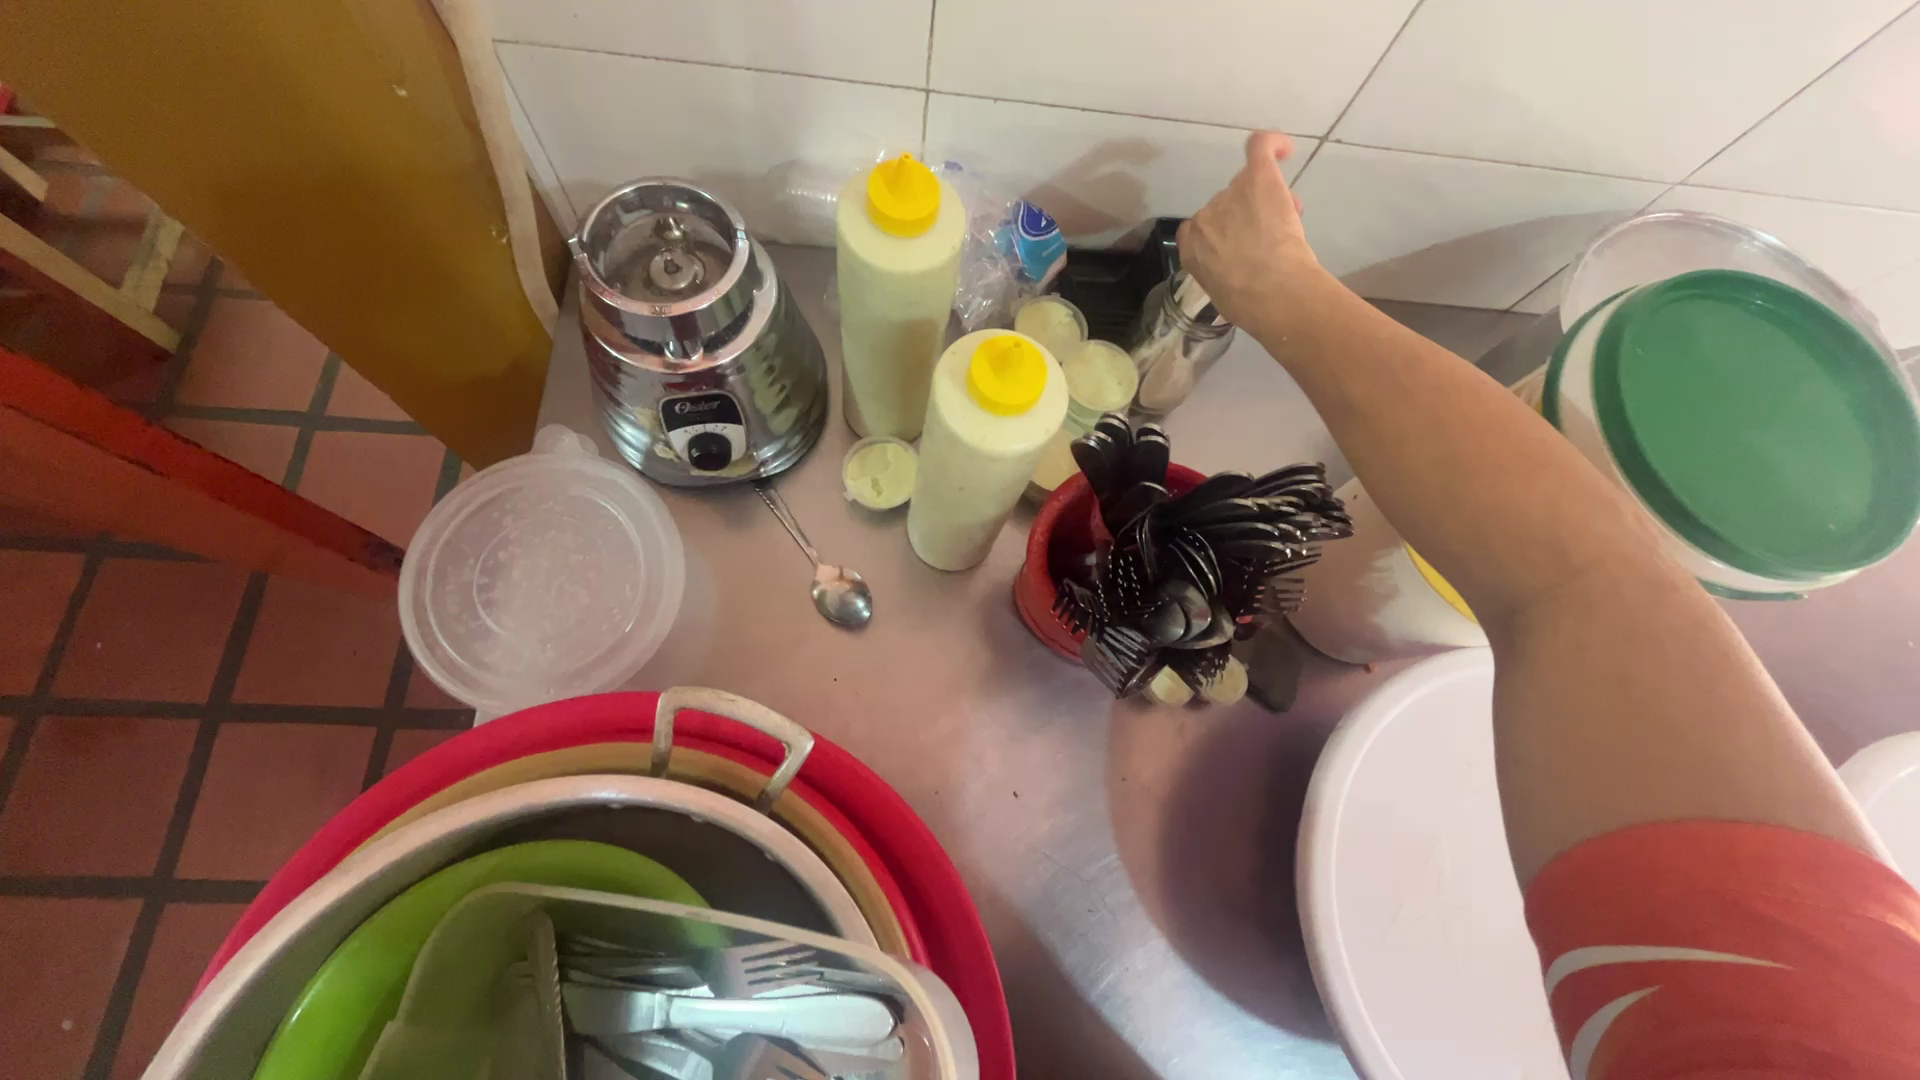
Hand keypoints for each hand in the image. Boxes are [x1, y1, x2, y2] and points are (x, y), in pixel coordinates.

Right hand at [1177, 132, 1322, 331]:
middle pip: (1228, 207)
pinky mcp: (1255, 177)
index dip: (1223, 232)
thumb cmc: (1247, 304)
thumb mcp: (1221, 293)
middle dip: (1249, 217)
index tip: (1240, 244)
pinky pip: (1259, 147)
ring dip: (1266, 202)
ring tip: (1286, 225)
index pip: (1201, 229)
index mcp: (1191, 249)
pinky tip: (1286, 149)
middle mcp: (1204, 218)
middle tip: (1271, 237)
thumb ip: (1222, 272)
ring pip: (1248, 190)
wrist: (1270, 292)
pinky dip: (1273, 144)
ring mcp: (1229, 196)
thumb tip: (1237, 270)